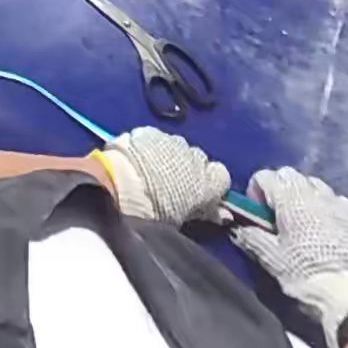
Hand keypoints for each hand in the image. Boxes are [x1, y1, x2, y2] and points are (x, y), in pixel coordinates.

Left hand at [94, 127, 229, 224]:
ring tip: (154, 169)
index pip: (221, 176)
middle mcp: (193, 154)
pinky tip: (140, 157)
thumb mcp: (183, 217)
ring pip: (177, 146)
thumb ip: (205, 211)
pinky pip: (156, 138)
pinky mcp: (149, 130)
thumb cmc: (157, 210)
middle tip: (174, 183)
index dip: (211, 183)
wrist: (124, 184)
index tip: (200, 193)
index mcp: (207, 179)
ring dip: (170, 155)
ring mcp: (170, 139)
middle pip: (198, 158)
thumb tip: (222, 213)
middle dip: (189, 168)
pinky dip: (152, 146)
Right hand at [231, 168, 347, 347]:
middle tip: (277, 215)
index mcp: (289, 197)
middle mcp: (313, 192)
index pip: (265, 176)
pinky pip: (337, 201)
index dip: (256, 191)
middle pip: (290, 175)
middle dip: (279, 188)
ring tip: (303, 220)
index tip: (257, 214)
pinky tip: (327, 228)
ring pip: (315, 185)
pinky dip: (327, 207)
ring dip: (304, 195)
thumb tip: (236, 227)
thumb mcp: (273, 259)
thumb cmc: (308, 275)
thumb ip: (252, 238)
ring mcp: (339, 204)